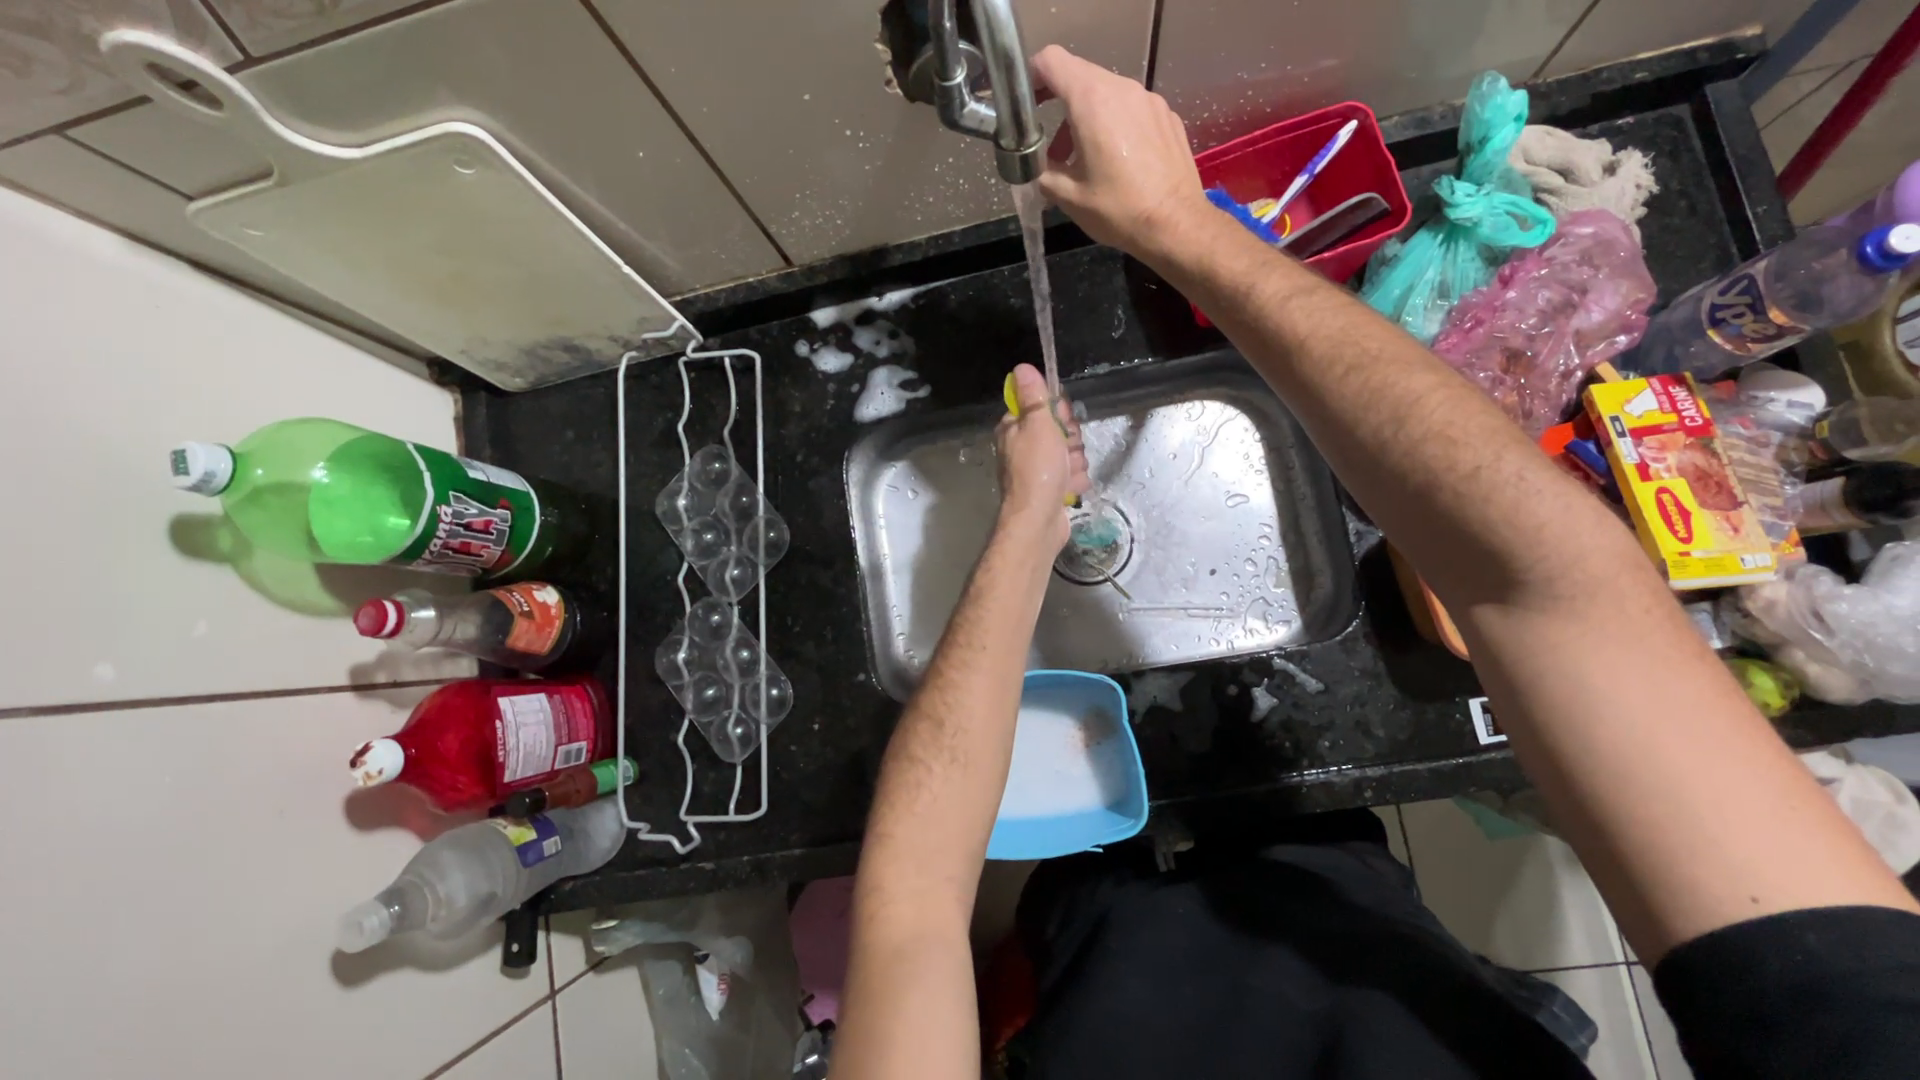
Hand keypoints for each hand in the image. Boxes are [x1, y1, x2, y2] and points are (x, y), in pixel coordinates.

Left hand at [996, 363, 1090, 548]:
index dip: (1058, 413)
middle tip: (1063, 453)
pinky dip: (1074, 482)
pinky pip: (1073, 475)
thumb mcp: (1037, 425)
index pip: (1044, 406)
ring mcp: (1038, 469)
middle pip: (1061, 430)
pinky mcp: (1052, 488)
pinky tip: (1068, 489)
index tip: (1062, 422)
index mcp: (1014, 428)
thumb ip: (1033, 397)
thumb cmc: (1037, 471)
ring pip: (1071, 453)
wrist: (1039, 521)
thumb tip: (1022, 368)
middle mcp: (1023, 447)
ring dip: (1075, 463)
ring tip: (1065, 475)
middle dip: (1071, 442)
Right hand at [1031, 45, 1208, 260]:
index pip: (1052, 61)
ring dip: (1087, 118)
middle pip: (1080, 77)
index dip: (1032, 76)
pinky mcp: (1167, 116)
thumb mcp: (1067, 196)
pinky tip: (1117, 161)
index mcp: (1092, 101)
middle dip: (1060, 103)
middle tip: (1052, 144)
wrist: (1174, 225)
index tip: (1026, 103)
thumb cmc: (1118, 209)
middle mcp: (1122, 89)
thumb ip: (1042, 171)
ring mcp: (1149, 100)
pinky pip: (1131, 109)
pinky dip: (1115, 125)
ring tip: (1083, 160)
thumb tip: (1036, 166)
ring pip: (1107, 94)